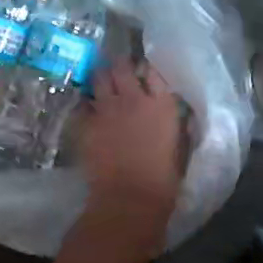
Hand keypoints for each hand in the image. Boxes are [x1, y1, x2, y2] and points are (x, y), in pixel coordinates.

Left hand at [82, 60, 184, 218]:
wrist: (130, 197)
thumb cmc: (163, 179)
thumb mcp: (180, 147)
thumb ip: (177, 124)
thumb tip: (173, 113)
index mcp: (162, 105)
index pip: (152, 72)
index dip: (145, 69)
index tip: (141, 71)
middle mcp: (134, 98)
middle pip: (121, 68)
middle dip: (117, 66)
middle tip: (115, 70)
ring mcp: (107, 108)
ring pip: (98, 78)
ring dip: (99, 78)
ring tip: (98, 81)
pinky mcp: (87, 122)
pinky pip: (83, 104)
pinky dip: (84, 104)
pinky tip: (85, 108)